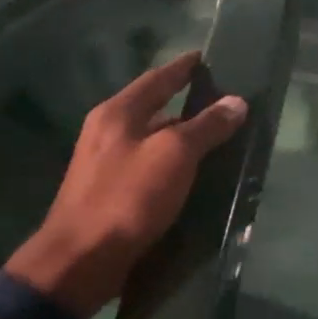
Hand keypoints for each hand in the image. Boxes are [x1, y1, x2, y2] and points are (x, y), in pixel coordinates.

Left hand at [6, 51, 246, 317]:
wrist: (81, 260)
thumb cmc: (127, 197)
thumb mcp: (175, 155)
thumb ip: (207, 126)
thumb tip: (237, 102)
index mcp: (117, 114)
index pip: (157, 79)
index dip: (183, 68)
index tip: (206, 58)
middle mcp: (106, 133)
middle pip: (153, 108)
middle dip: (186, 104)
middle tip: (223, 102)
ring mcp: (105, 165)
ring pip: (152, 139)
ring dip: (181, 136)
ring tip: (217, 138)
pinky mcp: (110, 194)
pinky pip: (149, 166)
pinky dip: (173, 163)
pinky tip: (194, 174)